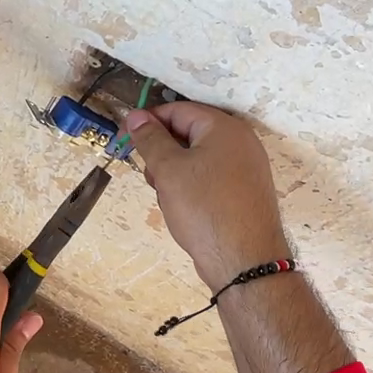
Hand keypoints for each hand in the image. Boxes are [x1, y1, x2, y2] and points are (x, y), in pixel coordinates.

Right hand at [126, 103, 290, 286]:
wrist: (244, 261)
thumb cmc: (204, 208)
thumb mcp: (168, 170)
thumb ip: (150, 139)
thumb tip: (137, 116)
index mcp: (224, 127)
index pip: (178, 110)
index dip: (149, 122)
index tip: (126, 138)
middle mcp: (240, 142)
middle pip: (189, 133)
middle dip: (163, 153)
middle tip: (151, 177)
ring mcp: (246, 168)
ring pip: (197, 158)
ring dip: (175, 173)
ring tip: (168, 198)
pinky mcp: (244, 191)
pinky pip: (210, 177)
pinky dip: (192, 187)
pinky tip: (184, 209)